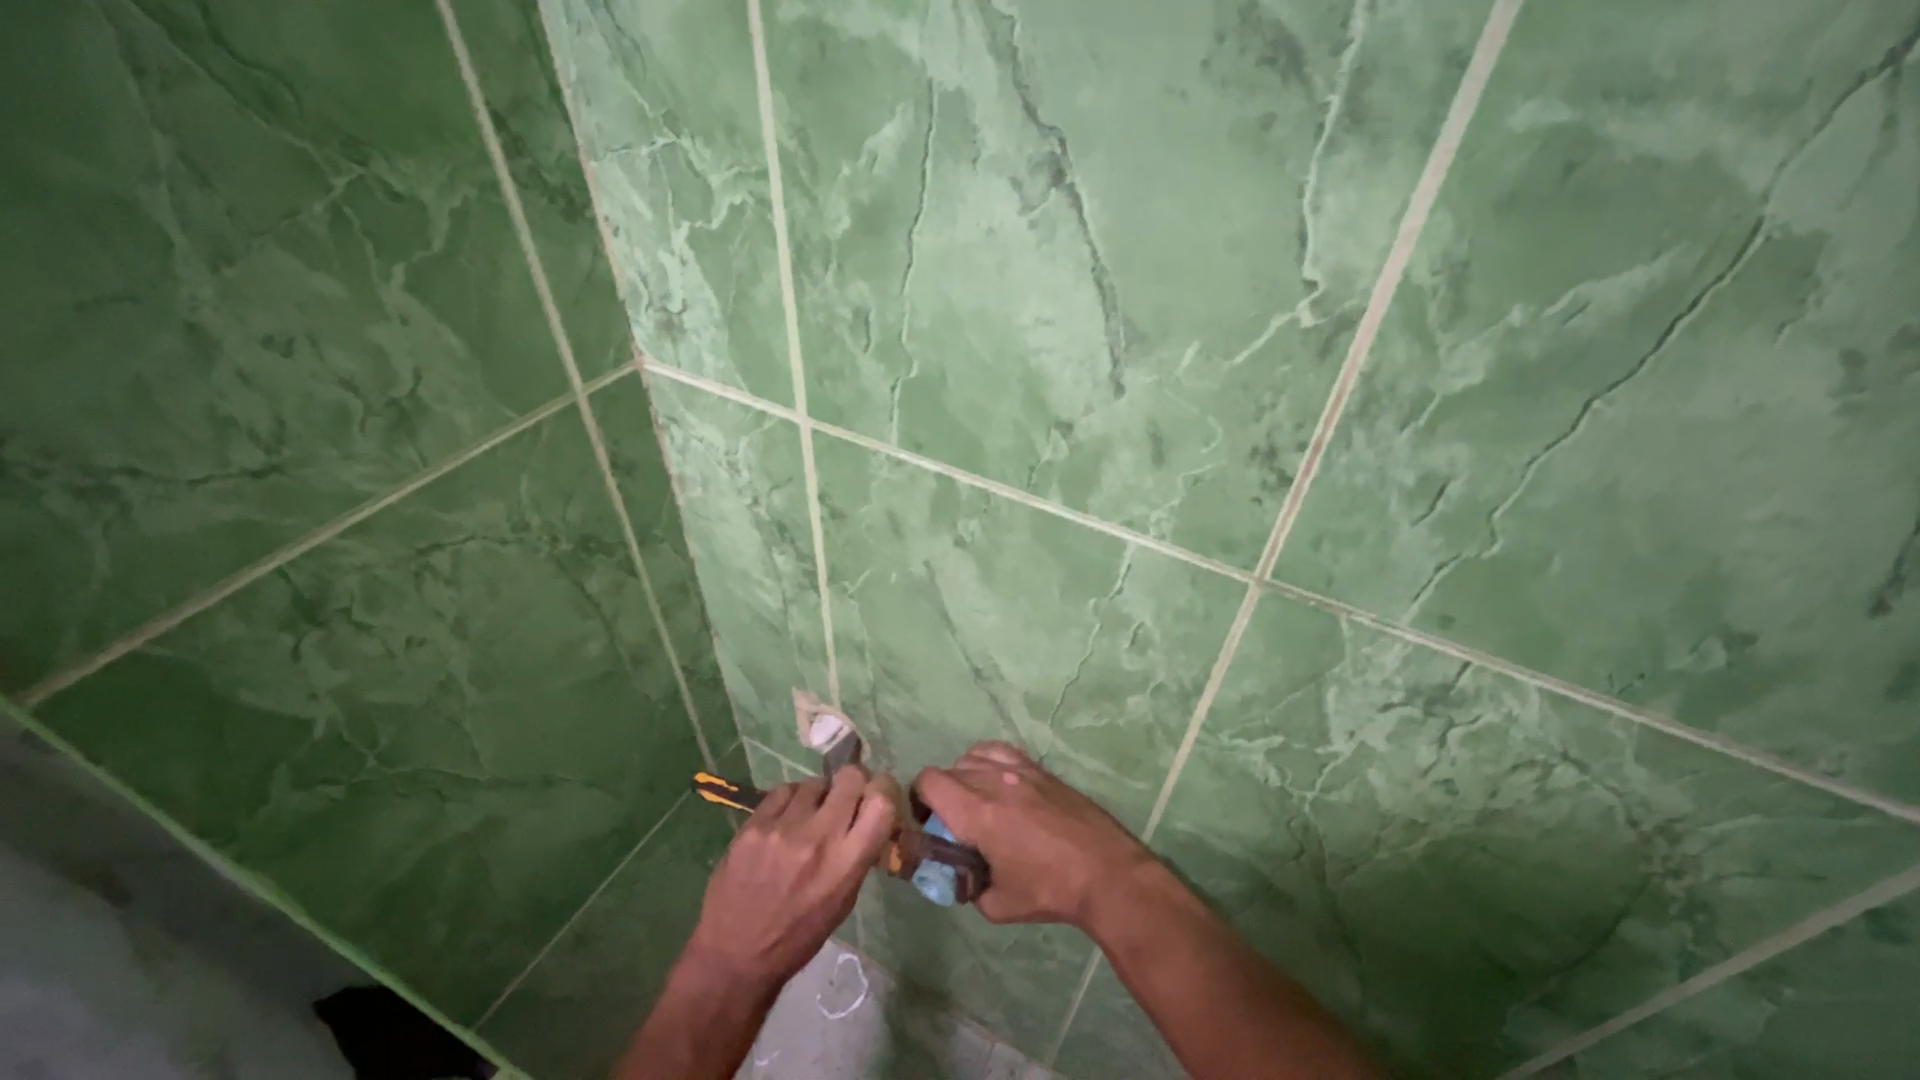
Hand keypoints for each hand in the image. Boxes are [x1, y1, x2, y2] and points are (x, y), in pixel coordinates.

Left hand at [686, 766, 900, 984]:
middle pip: (851, 778)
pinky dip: (790, 800)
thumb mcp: (843, 902)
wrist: (735, 953)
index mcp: (847, 864)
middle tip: (846, 797)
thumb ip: (858, 856)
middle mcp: (819, 838)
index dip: (884, 790)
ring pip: (815, 782)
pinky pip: (783, 792)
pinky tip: (785, 819)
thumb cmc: (798, 937)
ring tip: (810, 815)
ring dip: (819, 795)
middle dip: (853, 783)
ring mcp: (783, 828)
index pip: (881, 803)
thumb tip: (867, 819)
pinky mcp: (753, 825)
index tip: (877, 795)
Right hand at [915, 741, 1154, 928]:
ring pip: (975, 756)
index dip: (918, 800)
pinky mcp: (1042, 771)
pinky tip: (1000, 784)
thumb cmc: (1049, 891)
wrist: (1106, 873)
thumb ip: (968, 887)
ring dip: (966, 775)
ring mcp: (1021, 771)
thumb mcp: (997, 905)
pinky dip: (991, 762)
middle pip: (949, 770)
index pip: (928, 782)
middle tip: (953, 824)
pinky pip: (1003, 752)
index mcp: (976, 813)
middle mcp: (993, 782)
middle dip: (942, 794)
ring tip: (978, 802)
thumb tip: (961, 876)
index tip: (927, 824)